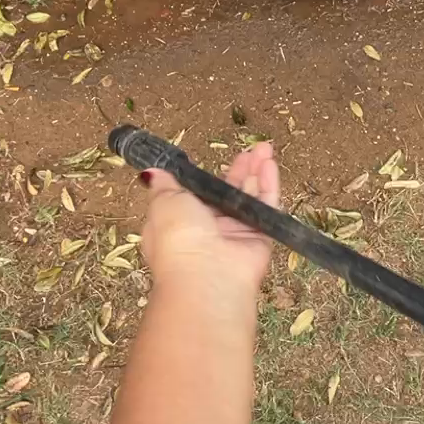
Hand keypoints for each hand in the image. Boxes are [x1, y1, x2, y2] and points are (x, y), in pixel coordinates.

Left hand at [139, 142, 279, 297]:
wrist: (206, 275)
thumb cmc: (178, 237)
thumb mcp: (163, 203)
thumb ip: (165, 185)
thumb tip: (153, 172)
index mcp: (181, 220)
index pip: (198, 194)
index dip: (208, 176)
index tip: (216, 159)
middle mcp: (209, 227)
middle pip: (228, 192)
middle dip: (239, 169)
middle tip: (250, 148)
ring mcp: (236, 232)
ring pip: (249, 196)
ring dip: (257, 171)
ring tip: (265, 148)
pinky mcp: (260, 236)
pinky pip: (266, 206)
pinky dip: (269, 185)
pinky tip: (270, 164)